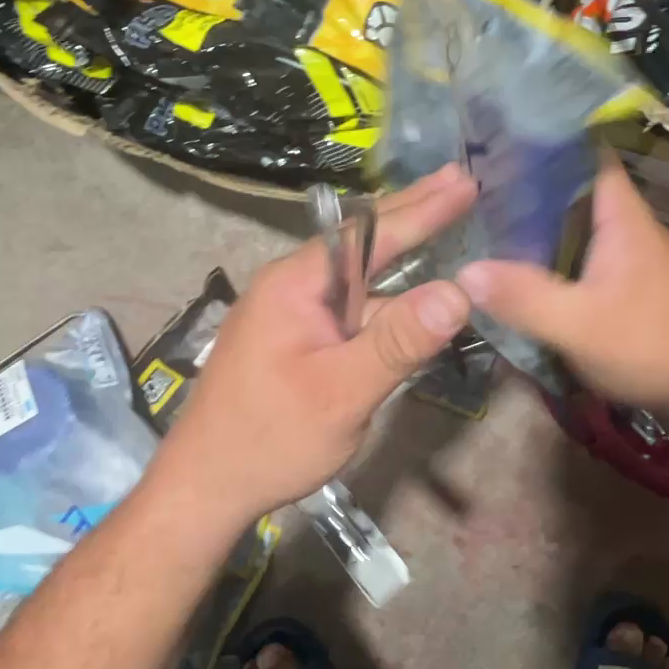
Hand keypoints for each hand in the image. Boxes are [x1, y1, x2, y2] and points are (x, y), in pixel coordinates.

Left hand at [148, 166, 477, 527]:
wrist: (203, 488)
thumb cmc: (270, 439)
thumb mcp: (342, 393)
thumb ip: (398, 342)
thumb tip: (457, 292)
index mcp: (295, 283)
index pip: (370, 234)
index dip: (423, 209)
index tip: (465, 181)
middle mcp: (290, 285)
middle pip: (362, 242)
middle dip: (413, 211)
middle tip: (460, 180)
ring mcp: (289, 311)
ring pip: (357, 277)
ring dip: (402, 254)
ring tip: (444, 223)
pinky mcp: (292, 338)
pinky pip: (348, 306)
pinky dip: (385, 294)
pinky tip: (410, 294)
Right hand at [455, 159, 668, 416]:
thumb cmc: (652, 347)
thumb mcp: (579, 325)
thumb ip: (524, 296)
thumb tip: (463, 272)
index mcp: (622, 217)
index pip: (587, 154)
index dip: (546, 140)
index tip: (497, 136)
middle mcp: (628, 227)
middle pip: (575, 188)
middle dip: (529, 182)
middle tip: (473, 182)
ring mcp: (631, 256)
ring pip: (577, 223)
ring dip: (539, 221)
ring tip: (484, 217)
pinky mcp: (628, 285)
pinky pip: (582, 253)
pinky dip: (552, 252)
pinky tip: (520, 265)